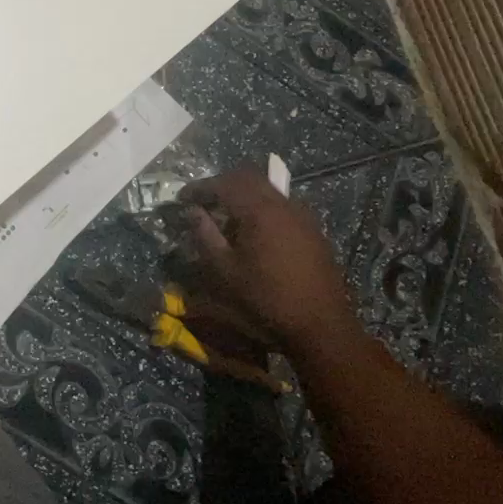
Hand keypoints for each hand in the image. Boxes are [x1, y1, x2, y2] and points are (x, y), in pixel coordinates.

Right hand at [181, 169, 361, 353]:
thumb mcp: (224, 271)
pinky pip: (282, 205)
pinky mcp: (313, 230)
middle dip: (222, 184)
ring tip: (226, 216)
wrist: (321, 326)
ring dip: (243, 194)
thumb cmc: (266, 298)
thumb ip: (205, 235)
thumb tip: (192, 211)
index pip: (223, 184)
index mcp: (259, 210)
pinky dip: (261, 207)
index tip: (181, 198)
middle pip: (248, 177)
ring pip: (267, 189)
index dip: (199, 187)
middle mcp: (283, 204)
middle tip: (203, 201)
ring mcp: (302, 216)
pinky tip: (254, 231)